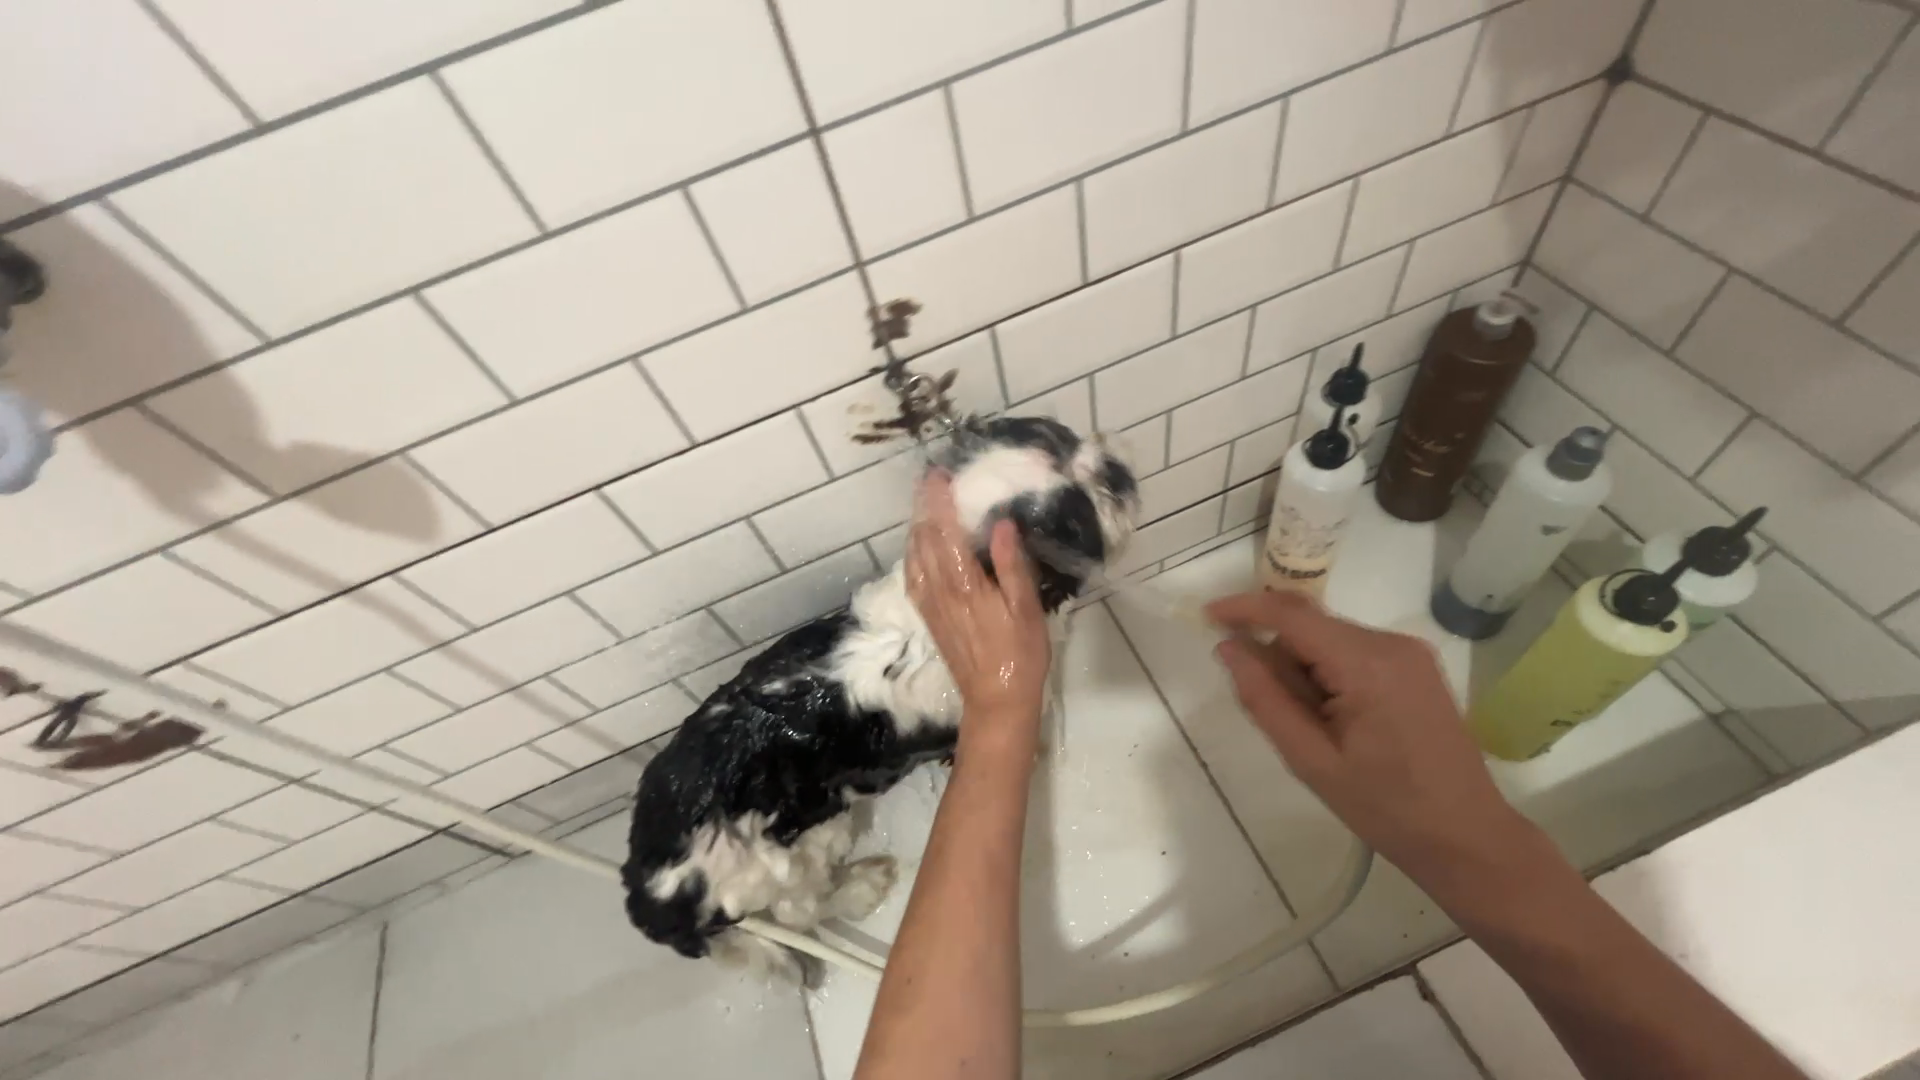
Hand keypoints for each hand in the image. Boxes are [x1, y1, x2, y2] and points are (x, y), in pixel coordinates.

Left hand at [905, 472, 1050, 755]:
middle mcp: (939, 590)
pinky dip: (914, 552)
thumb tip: (1001, 523)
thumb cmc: (1020, 654)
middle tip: (931, 481)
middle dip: (924, 506)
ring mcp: (929, 604)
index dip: (939, 500)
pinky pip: (913, 576)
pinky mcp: (928, 617)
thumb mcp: (1027, 609)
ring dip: (917, 526)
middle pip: (923, 538)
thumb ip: (1011, 565)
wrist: (996, 700)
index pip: (945, 531)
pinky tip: (919, 546)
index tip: (939, 475)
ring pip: (914, 555)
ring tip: (925, 505)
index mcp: (965, 584)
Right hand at [1207, 591, 1534, 890]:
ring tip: (1310, 727)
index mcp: (1367, 664)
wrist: (1467, 839)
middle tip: (1266, 709)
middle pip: (1309, 626)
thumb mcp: (1309, 759)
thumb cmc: (1385, 808)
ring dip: (1301, 668)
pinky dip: (1326, 672)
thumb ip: (1264, 697)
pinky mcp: (1414, 666)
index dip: (1244, 609)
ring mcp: (1408, 652)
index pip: (1292, 615)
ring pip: (1327, 638)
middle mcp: (1391, 643)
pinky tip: (1333, 719)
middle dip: (1276, 654)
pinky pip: (1350, 651)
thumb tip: (1228, 648)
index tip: (1205, 617)